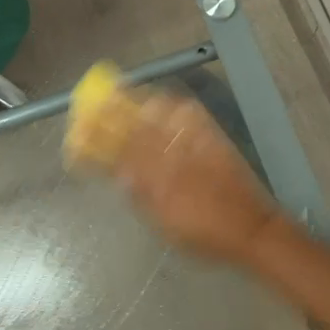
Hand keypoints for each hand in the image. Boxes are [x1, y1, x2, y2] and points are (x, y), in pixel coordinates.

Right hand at [101, 93, 291, 263]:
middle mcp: (173, 155)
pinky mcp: (213, 135)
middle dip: (108, 114)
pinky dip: (168, 103)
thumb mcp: (165, 224)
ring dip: (135, 102)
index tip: (77, 134)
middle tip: (90, 105)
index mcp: (158, 180)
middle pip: (133, 127)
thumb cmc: (206, 235)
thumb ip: (142, 197)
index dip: (95, 141)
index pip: (117, 152)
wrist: (252, 229)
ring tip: (118, 94)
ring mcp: (194, 142)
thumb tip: (120, 174)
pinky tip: (159, 102)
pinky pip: (186, 112)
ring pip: (157, 113)